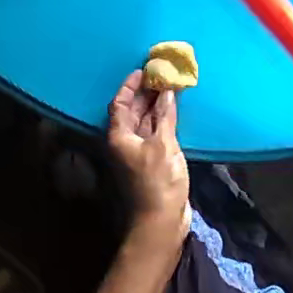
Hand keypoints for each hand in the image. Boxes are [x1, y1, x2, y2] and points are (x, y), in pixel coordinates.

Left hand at [107, 70, 190, 246]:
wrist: (161, 222)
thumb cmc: (157, 182)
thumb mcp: (163, 146)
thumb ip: (164, 117)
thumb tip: (166, 92)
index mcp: (119, 136)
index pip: (119, 104)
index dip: (129, 86)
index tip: (142, 70)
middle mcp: (125, 142)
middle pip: (132, 111)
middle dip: (144, 93)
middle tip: (161, 74)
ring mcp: (139, 152)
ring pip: (144, 122)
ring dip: (155, 105)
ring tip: (170, 87)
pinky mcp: (152, 161)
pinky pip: (155, 133)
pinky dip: (162, 121)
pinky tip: (174, 111)